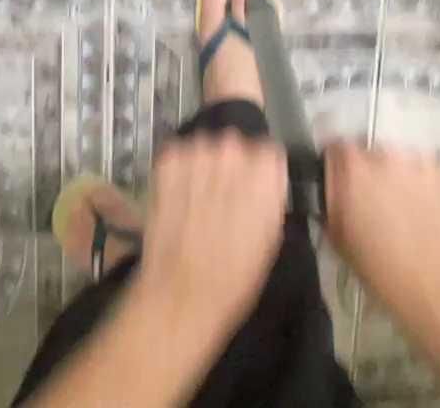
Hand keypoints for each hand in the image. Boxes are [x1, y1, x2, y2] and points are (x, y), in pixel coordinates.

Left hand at [129, 134, 287, 337]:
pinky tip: (179, 199)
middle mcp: (233, 150)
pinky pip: (178, 156)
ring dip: (204, 168)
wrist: (182, 295)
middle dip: (230, 166)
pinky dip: (179, 172)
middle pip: (235, 144)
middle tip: (224, 198)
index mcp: (265, 169)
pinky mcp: (168, 161)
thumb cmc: (236, 276)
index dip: (259, 172)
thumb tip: (267, 175)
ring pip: (205, 148)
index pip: (267, 151)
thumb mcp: (271, 236)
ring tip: (198, 201)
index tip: (252, 190)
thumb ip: (271, 194)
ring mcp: (197, 152)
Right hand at [324, 144, 439, 334]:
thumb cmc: (383, 272)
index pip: (335, 148)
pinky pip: (426, 169)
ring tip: (403, 207)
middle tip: (372, 200)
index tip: (340, 185)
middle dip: (367, 171)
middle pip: (368, 152)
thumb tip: (331, 190)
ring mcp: (419, 161)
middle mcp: (384, 156)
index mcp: (353, 170)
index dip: (335, 166)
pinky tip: (426, 209)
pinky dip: (423, 182)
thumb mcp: (339, 241)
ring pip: (399, 159)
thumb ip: (330, 204)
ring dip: (396, 175)